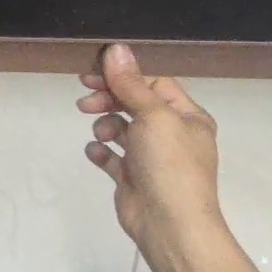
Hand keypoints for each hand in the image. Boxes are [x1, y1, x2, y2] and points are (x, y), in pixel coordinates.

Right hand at [77, 44, 222, 250]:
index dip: (123, 77)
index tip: (92, 75)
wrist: (169, 222)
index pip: (153, 84)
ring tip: (100, 135)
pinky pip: (110, 155)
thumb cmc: (169, 164)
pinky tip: (97, 153)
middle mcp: (171, 134)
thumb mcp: (152, 116)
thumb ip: (130, 83)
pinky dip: (100, 151)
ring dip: (104, 125)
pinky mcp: (132, 176)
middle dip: (108, 100)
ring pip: (120, 127)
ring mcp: (151, 156)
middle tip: (85, 103)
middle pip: (133, 103)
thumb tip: (115, 48)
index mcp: (187, 117)